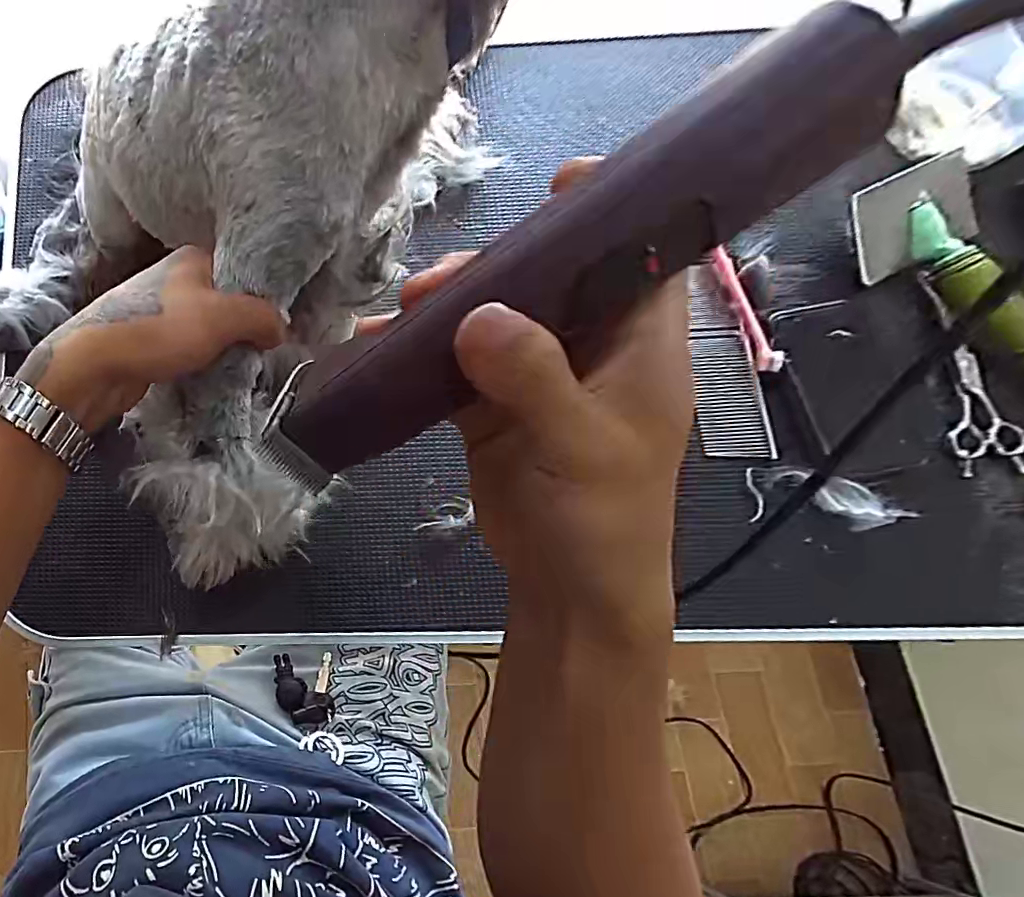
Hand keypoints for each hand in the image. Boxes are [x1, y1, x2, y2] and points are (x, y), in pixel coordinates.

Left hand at [20, 247, 286, 431]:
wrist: (95, 366)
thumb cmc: (157, 331)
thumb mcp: (222, 317)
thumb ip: (261, 316)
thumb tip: (283, 329)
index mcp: (194, 257)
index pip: (245, 269)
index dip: (266, 296)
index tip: (283, 325)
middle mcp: (175, 277)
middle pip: (227, 300)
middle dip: (246, 326)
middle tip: (265, 350)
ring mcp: (159, 309)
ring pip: (207, 327)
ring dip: (224, 346)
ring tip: (242, 365)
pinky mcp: (148, 340)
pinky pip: (188, 348)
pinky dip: (202, 360)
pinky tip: (211, 373)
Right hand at [391, 160, 691, 630]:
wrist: (566, 588)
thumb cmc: (602, 518)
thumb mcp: (578, 446)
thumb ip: (533, 378)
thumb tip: (476, 314)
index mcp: (639, 346)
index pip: (639, 256)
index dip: (613, 211)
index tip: (564, 181)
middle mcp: (587, 352)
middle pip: (545, 283)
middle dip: (493, 271)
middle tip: (434, 283)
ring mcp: (534, 381)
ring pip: (491, 325)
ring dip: (445, 314)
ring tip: (395, 314)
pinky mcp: (491, 413)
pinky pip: (454, 371)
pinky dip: (421, 360)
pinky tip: (383, 351)